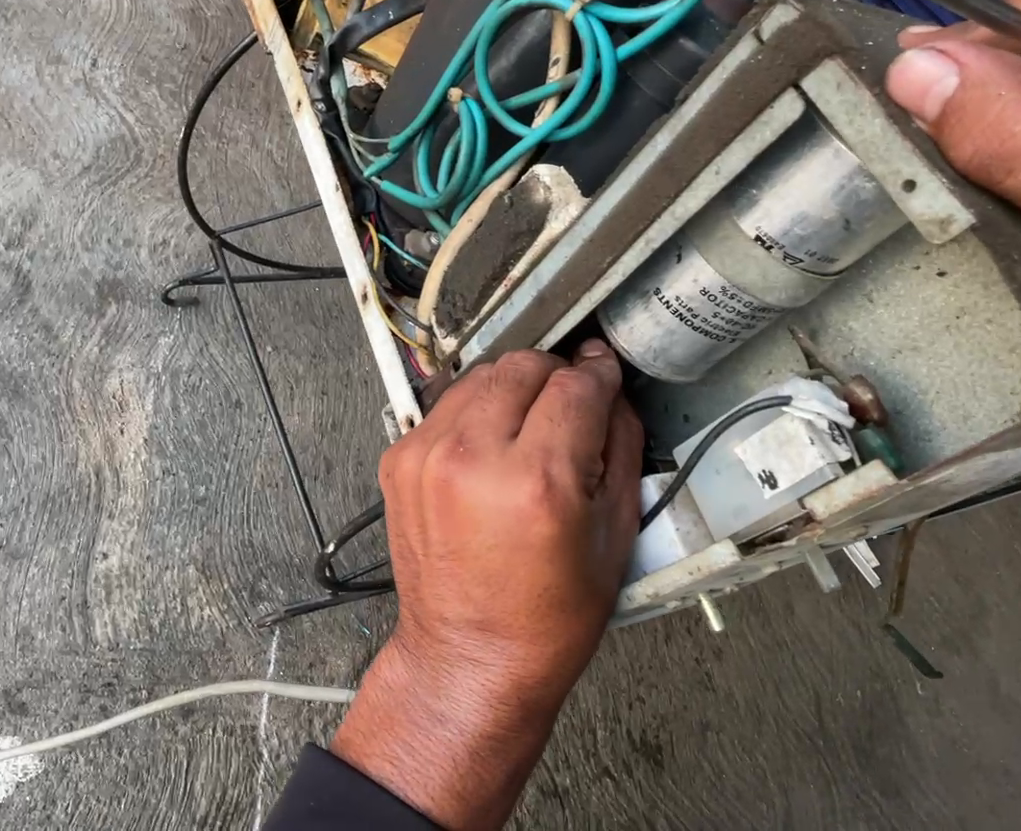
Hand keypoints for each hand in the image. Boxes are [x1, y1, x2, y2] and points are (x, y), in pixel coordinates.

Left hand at [331, 340, 641, 829]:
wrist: (468, 656)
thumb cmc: (544, 618)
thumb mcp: (613, 536)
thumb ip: (620, 447)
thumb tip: (613, 394)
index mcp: (535, 482)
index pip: (575, 385)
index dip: (599, 373)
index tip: (604, 371)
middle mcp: (472, 458)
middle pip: (523, 365)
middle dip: (556, 374)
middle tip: (571, 401)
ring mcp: (426, 454)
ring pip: (481, 373)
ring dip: (513, 388)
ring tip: (530, 428)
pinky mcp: (400, 459)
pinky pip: (446, 404)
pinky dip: (475, 412)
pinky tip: (491, 447)